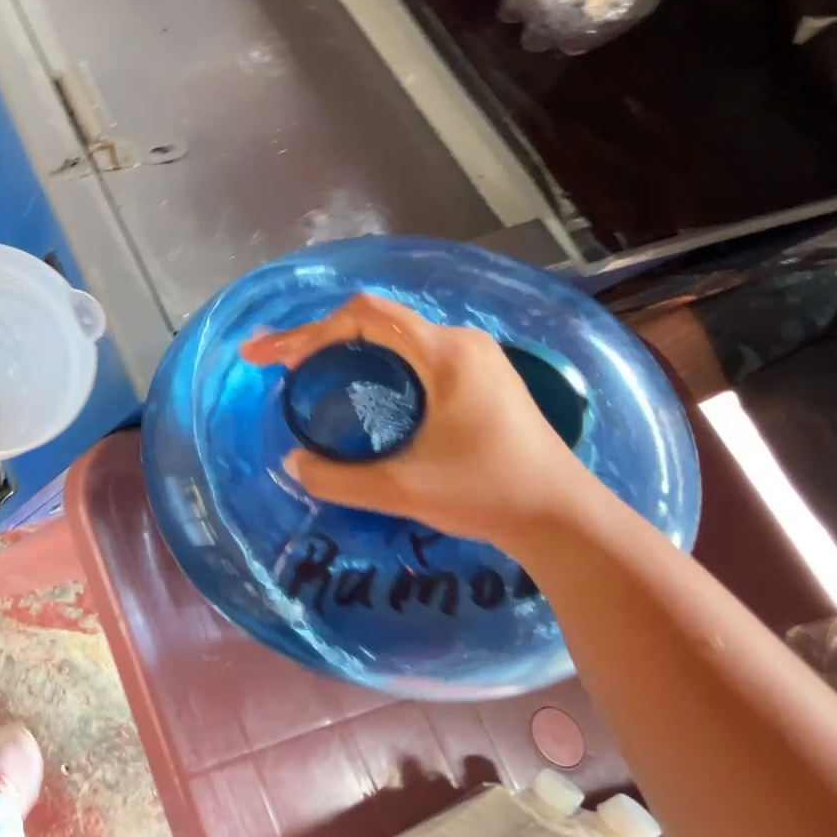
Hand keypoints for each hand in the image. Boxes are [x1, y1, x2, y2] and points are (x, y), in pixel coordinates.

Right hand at [239, 293, 606, 548]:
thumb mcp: (401, 490)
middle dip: (313, 338)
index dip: (309, 333)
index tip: (273, 363)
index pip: (363, 316)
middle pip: (371, 320)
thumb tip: (290, 463)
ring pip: (388, 335)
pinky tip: (347, 385)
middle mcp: (458, 343)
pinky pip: (406, 352)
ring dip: (339, 348)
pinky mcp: (475, 377)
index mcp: (445, 354)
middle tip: (271, 365)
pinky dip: (366, 360)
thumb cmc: (488, 493)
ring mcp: (471, 358)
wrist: (565, 519)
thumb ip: (336, 478)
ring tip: (299, 372)